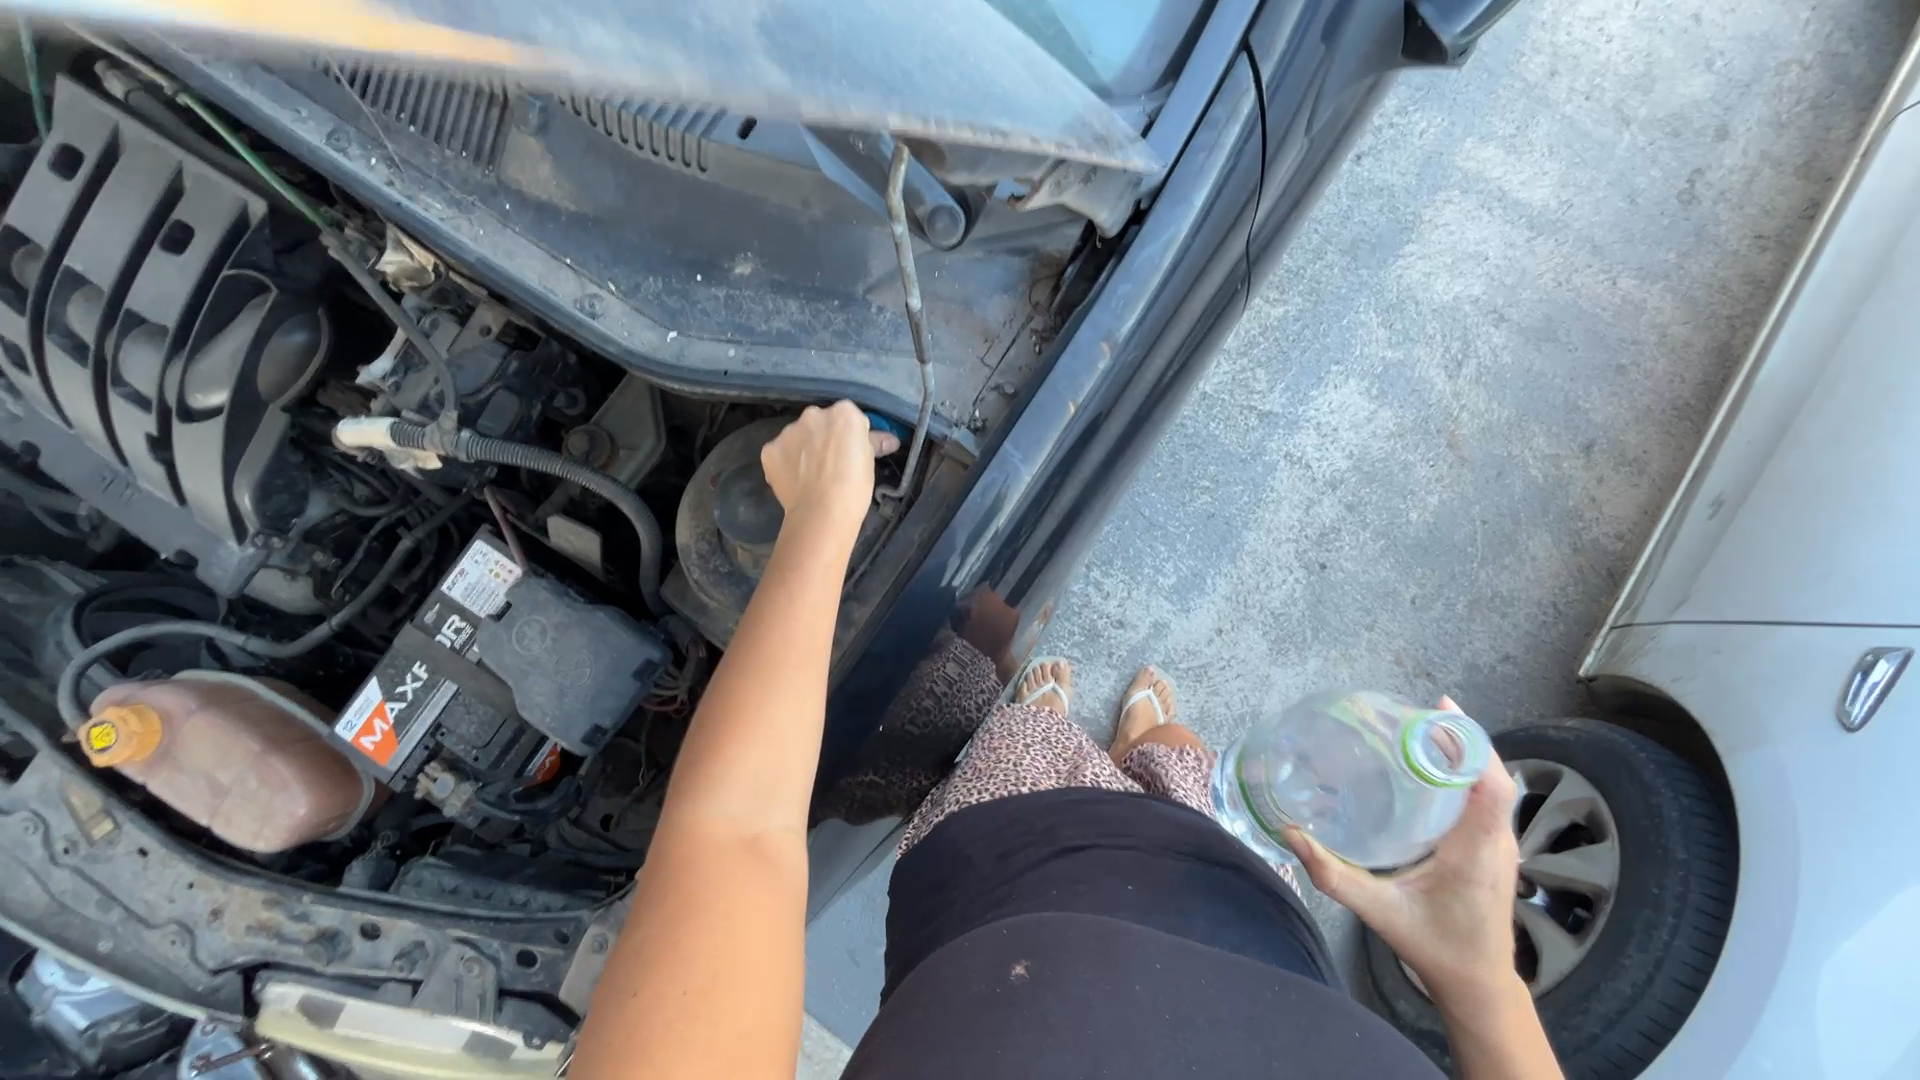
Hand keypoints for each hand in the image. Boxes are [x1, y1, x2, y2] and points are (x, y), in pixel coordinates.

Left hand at [760, 402, 899, 530]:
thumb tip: (890, 440)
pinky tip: (796, 481)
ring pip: (798, 436)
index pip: (848, 417)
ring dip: (803, 449)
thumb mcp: (870, 462)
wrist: (822, 513)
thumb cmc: (854, 486)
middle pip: (820, 422)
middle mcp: (813, 415)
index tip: (852, 453)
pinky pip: (780, 453)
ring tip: (812, 475)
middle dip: (824, 437)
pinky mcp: (770, 450)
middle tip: (832, 464)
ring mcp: (788, 431)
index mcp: (844, 412)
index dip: (850, 435)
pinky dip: (786, 463)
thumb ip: (874, 442)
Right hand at [1284, 697, 1521, 1009]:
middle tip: (1413, 713)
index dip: (1472, 744)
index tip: (1440, 711)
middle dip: (1460, 737)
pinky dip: (1465, 771)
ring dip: (1463, 752)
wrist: (1478, 982)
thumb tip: (1290, 834)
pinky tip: (1430, 766)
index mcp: (1477, 852)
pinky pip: (1487, 797)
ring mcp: (1501, 845)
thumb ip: (1332, 875)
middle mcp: (1497, 842)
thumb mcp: (1377, 911)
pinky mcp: (1495, 848)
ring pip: (1492, 784)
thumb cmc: (1433, 945)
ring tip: (1417, 730)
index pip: (1491, 786)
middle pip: (1492, 774)